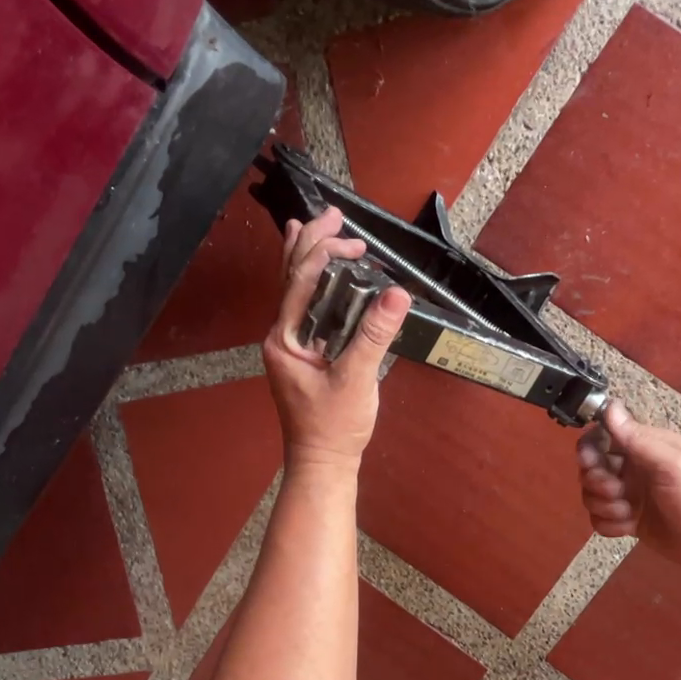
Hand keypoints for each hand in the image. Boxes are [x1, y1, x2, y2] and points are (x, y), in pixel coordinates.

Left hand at [263, 208, 410, 469]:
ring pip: (296, 290)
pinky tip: (324, 276)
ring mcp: (292, 345)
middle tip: (334, 216)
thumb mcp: (357, 379)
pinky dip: (315, 284)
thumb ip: (374, 335)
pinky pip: (307, 309)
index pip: (299, 281)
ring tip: (317, 228)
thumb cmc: (334, 426)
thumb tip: (398, 294)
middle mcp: (282, 336)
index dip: (322, 253)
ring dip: (309, 258)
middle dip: (311, 244)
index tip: (350, 236)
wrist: (323, 463)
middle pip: (291, 278)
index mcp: (285, 339)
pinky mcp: (305, 354)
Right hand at [577, 400, 680, 572]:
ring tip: (629, 514)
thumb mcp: (671, 464)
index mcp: (644, 447)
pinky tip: (628, 528)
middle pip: (591, 468)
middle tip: (618, 492)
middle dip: (597, 483)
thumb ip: (638, 438)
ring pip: (592, 496)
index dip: (590, 449)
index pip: (602, 437)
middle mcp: (633, 468)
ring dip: (604, 506)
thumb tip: (610, 407)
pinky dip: (609, 525)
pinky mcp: (629, 521)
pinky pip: (600, 519)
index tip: (592, 463)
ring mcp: (630, 495)